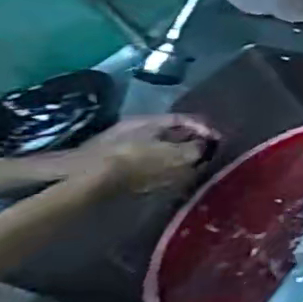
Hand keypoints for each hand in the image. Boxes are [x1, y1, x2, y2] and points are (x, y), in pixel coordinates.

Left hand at [67, 115, 216, 196]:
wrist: (84, 182)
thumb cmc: (133, 162)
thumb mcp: (172, 154)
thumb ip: (194, 149)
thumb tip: (204, 146)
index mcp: (151, 120)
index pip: (185, 119)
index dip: (204, 128)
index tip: (218, 141)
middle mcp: (136, 128)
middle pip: (170, 133)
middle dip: (189, 143)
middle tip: (205, 155)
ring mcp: (121, 146)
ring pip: (158, 148)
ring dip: (174, 157)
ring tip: (189, 169)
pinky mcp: (111, 165)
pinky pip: (145, 162)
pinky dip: (159, 168)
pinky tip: (165, 178)